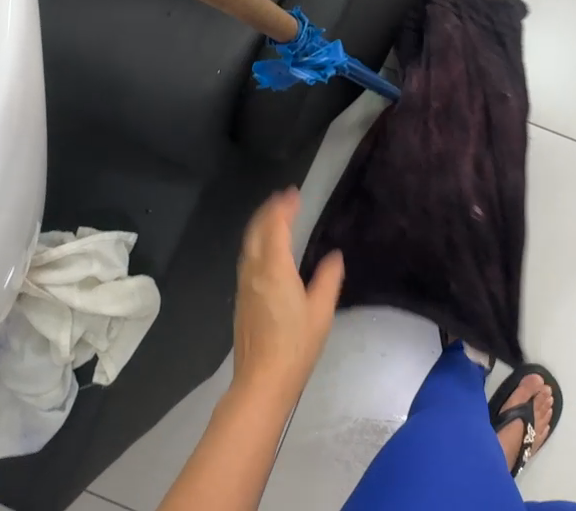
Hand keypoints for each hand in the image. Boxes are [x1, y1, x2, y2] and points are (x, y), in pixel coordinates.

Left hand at [233, 190, 344, 397]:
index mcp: (275, 269)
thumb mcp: (321, 311)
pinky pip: (247, 258)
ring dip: (260, 225)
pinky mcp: (241, 299)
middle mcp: (254, 272)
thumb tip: (333, 256)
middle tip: (283, 198)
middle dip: (268, 211)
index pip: (276, 227)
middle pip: (256, 231)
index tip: (293, 193)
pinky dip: (256, 242)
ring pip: (248, 245)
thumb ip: (328, 278)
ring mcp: (244, 286)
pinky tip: (265, 249)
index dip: (284, 208)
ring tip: (274, 216)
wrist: (261, 381)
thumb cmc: (295, 346)